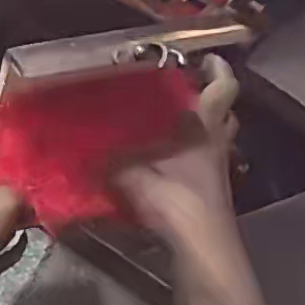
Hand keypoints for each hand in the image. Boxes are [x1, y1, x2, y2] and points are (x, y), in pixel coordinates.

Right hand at [112, 54, 240, 251]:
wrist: (199, 246)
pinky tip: (162, 167)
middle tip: (180, 96)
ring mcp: (216, 172)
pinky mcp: (209, 194)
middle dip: (206, 102)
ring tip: (167, 131)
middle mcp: (216, 145)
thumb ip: (109, 162)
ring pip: (213, 143)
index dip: (216, 70)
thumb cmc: (174, 200)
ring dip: (196, 135)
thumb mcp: (131, 175)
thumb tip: (81, 152)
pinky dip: (185, 162)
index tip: (205, 58)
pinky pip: (199, 167)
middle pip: (222, 115)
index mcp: (204, 128)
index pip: (222, 88)